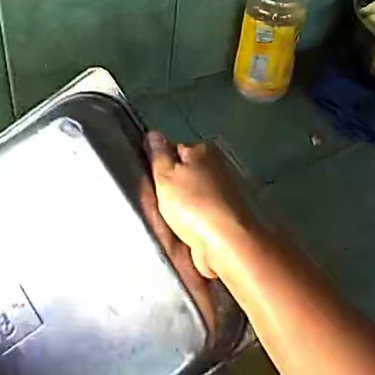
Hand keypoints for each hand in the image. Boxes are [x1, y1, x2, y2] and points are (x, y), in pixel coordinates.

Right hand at [145, 131, 256, 280]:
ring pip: (188, 195)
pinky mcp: (222, 214)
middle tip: (156, 202)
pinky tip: (181, 230)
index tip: (150, 181)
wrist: (225, 241)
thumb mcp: (166, 176)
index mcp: (203, 150)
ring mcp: (221, 191)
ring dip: (177, 207)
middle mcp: (215, 166)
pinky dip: (188, 221)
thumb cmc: (192, 204)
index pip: (173, 150)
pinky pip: (196, 214)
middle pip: (181, 173)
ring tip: (167, 220)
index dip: (158, 165)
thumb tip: (154, 133)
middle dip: (168, 187)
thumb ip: (158, 156)